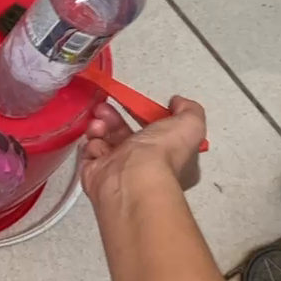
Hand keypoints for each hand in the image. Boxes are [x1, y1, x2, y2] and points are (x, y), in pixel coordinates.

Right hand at [80, 95, 206, 200]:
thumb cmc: (163, 153)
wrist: (130, 178)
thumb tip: (178, 102)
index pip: (160, 136)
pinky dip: (91, 142)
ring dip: (101, 126)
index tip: (140, 105)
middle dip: (115, 117)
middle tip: (105, 108)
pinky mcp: (96, 172)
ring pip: (106, 140)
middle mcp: (145, 166)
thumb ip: (189, 110)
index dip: (150, 119)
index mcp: (171, 159)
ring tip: (99, 124)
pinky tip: (95, 138)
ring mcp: (118, 170)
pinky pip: (91, 151)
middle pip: (128, 135)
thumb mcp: (190, 126)